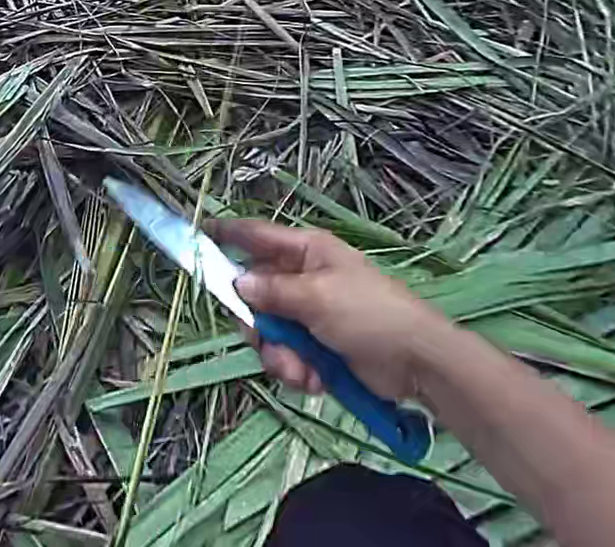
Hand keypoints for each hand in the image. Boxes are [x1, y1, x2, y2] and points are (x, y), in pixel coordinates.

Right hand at [205, 218, 453, 401]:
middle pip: (256, 294)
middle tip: (265, 339)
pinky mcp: (318, 346)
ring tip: (302, 369)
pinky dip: (298, 370)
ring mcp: (310, 313)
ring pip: (270, 332)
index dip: (228, 234)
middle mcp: (304, 278)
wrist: (417, 362)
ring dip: (281, 355)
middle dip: (259, 324)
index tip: (198, 234)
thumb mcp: (318, 297)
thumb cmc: (368, 313)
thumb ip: (274, 292)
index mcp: (306, 251)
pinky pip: (288, 356)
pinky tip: (317, 379)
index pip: (258, 236)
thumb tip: (238, 283)